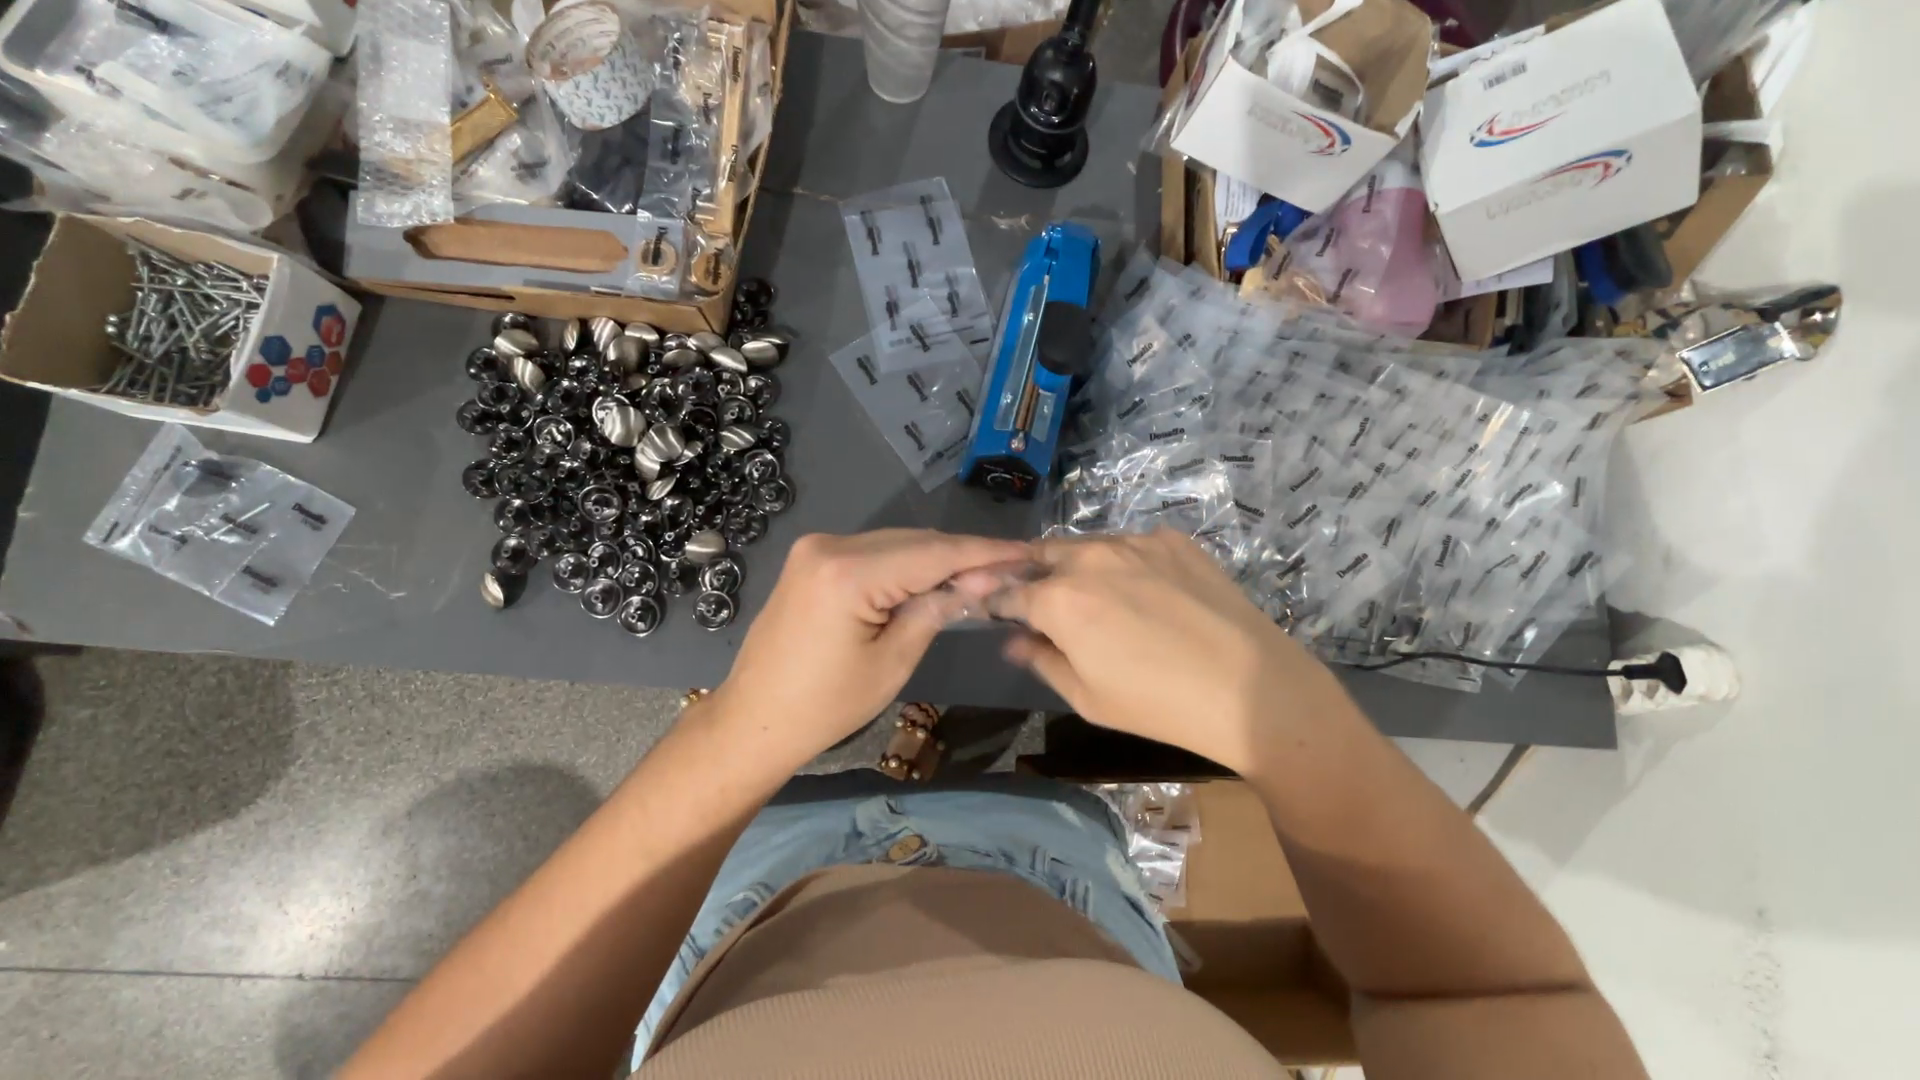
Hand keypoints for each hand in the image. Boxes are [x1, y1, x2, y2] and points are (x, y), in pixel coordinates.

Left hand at [703, 529, 1030, 768]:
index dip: (983, 552)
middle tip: (1010, 569)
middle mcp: (829, 546)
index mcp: (848, 573)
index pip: (933, 553)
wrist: (755, 719)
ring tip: (981, 576)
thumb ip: (936, 610)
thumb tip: (984, 580)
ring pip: (894, 543)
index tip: (1025, 551)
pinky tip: (933, 579)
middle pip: (914, 541)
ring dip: (935, 558)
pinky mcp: (811, 560)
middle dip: (963, 555)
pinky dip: (905, 564)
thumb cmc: (826, 705)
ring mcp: (815, 549)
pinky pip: (871, 553)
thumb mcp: (892, 662)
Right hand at [992, 529, 1342, 774]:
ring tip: (1091, 598)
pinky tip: (1140, 593)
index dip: (994, 603)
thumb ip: (1041, 659)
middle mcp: (1090, 557)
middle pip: (1041, 556)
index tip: (993, 613)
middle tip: (1037, 602)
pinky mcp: (1173, 540)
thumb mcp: (1086, 697)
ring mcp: (1135, 542)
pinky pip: (1129, 545)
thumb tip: (1013, 639)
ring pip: (1086, 547)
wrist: (1250, 688)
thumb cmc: (1158, 705)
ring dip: (1074, 567)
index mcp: (1059, 599)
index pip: (1007, 592)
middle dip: (1030, 575)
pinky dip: (1120, 563)